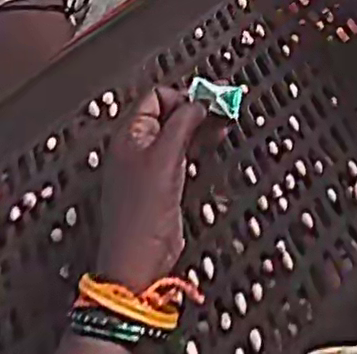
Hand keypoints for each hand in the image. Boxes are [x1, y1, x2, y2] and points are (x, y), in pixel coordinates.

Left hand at [95, 87, 206, 289]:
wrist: (139, 262)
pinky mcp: (162, 181)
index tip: (209, 99)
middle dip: (198, 106)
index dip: (183, 95)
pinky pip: (183, 150)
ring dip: (202, 122)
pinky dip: (199, 141)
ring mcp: (150, 164)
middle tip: (225, 101)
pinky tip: (215, 137)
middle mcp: (138, 146)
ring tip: (226, 117)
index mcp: (130, 134)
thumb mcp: (165, 157)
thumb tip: (199, 101)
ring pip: (179, 130)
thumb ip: (183, 122)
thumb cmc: (143, 211)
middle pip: (170, 112)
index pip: (157, 96)